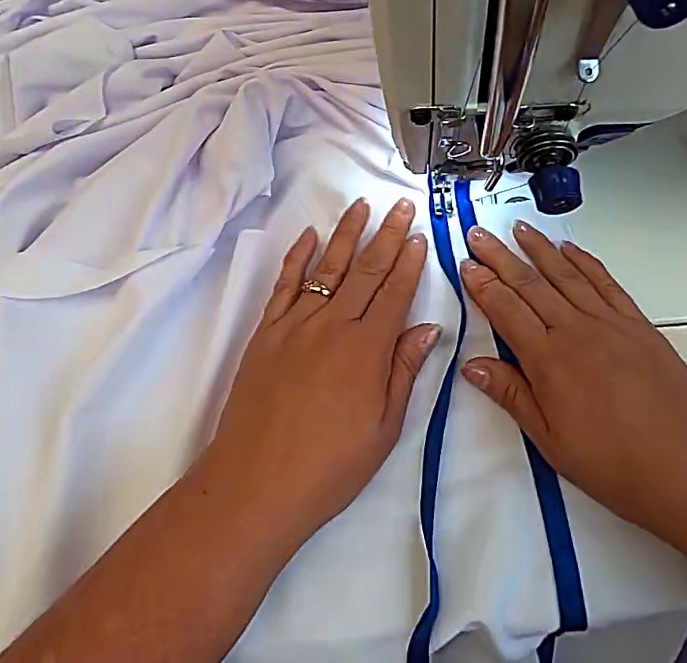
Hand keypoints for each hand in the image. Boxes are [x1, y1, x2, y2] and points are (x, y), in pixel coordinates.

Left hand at [189, 198, 439, 546]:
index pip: (395, 293)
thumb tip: (429, 328)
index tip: (419, 236)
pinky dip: (297, 257)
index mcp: (367, 349)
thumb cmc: (330, 465)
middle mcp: (333, 325)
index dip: (410, 262)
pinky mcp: (267, 331)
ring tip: (360, 207)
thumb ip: (404, 371)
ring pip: (327, 267)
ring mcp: (296, 324)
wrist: (257, 481)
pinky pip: (285, 284)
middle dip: (386, 235)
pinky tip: (308, 236)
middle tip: (399, 205)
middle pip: (365, 270)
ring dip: (345, 234)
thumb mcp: (383, 428)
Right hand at [458, 222, 686, 549]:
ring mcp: (610, 324)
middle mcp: (577, 332)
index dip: (482, 284)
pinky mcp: (638, 326)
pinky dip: (585, 262)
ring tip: (518, 229)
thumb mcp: (553, 442)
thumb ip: (512, 396)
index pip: (506, 309)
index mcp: (550, 361)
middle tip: (480, 236)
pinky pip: (605, 283)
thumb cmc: (623, 466)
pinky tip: (570, 250)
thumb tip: (474, 367)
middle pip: (529, 283)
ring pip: (565, 275)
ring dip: (538, 249)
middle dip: (500, 256)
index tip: (466, 266)